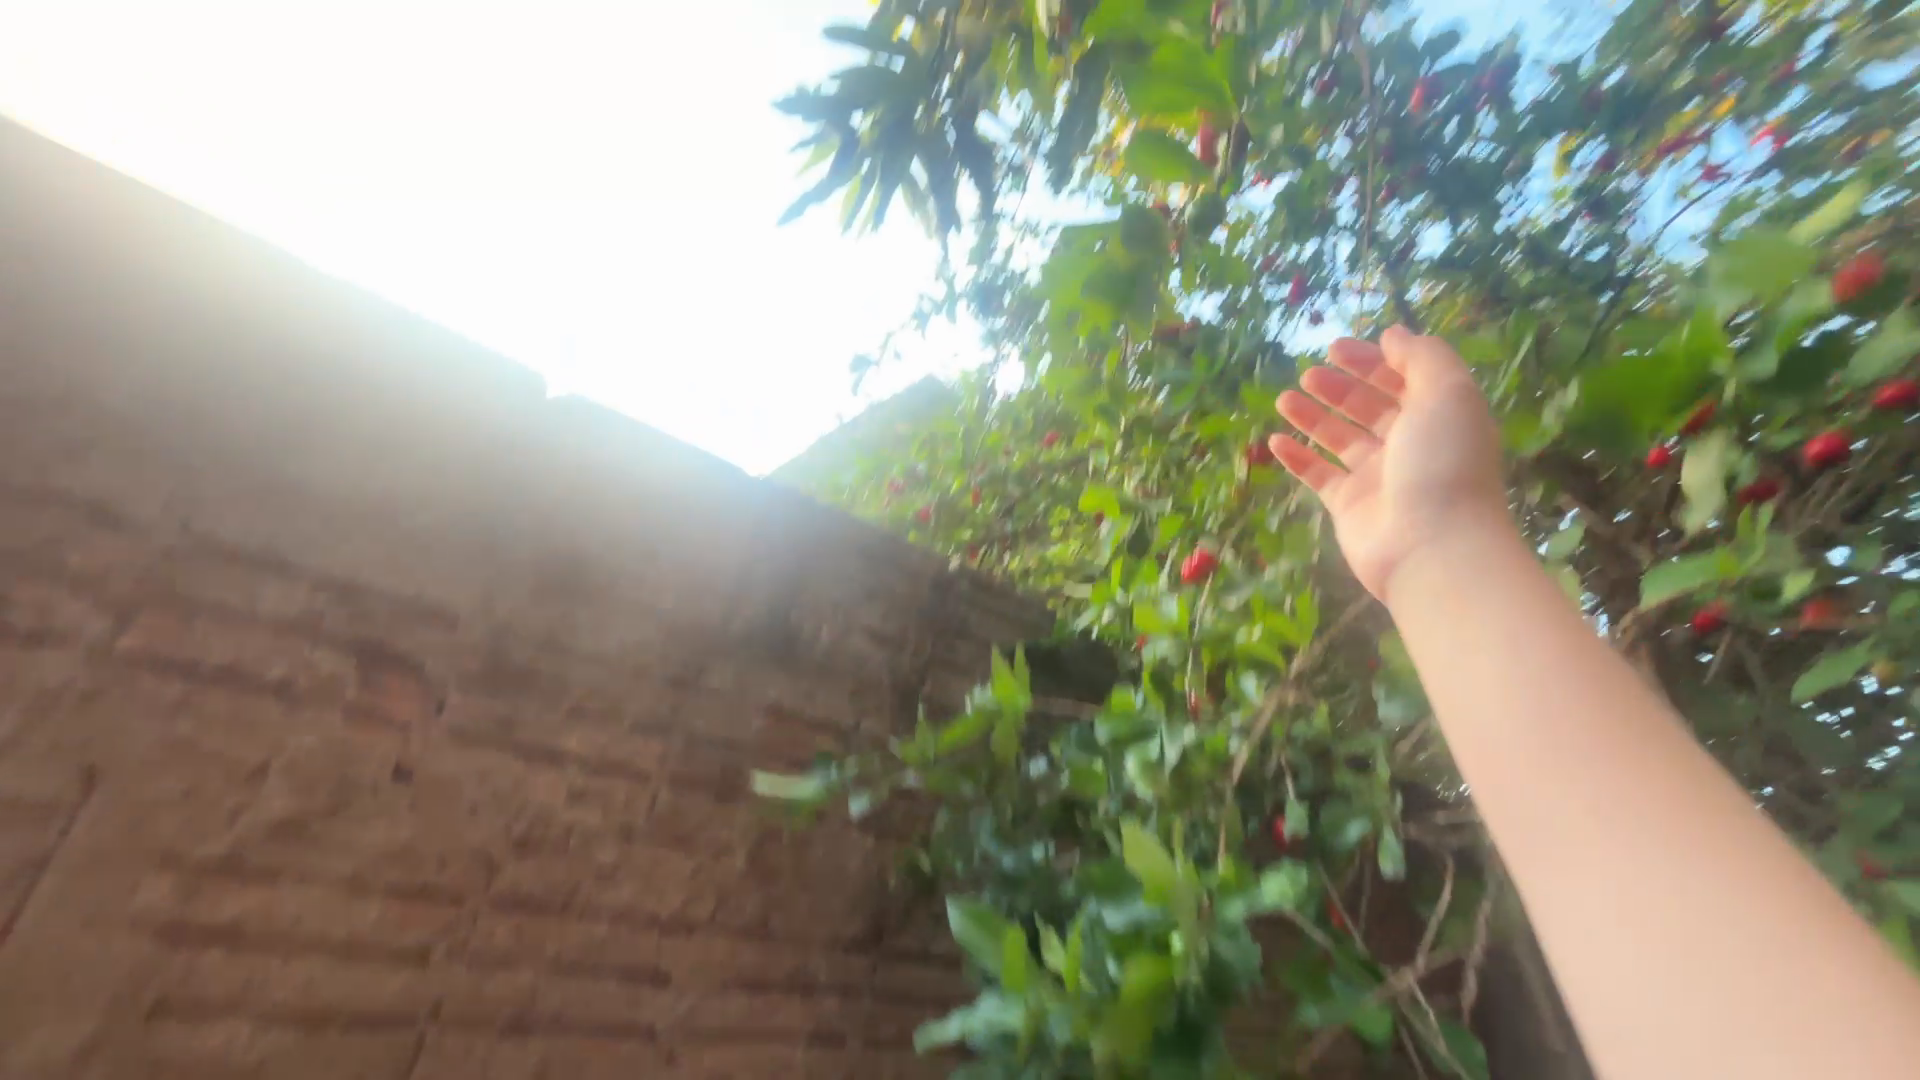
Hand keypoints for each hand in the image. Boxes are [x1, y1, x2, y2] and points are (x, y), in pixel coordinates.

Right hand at [1269, 327, 1510, 602]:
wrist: (1431, 544)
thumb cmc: (1442, 462)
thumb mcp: (1447, 394)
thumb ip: (1423, 357)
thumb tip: (1393, 334)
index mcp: (1438, 416)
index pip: (1403, 379)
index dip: (1372, 360)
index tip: (1336, 348)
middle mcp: (1409, 443)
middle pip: (1369, 407)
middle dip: (1339, 387)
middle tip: (1309, 374)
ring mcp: (1377, 476)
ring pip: (1339, 438)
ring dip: (1313, 416)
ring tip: (1284, 399)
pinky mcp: (1348, 504)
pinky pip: (1318, 474)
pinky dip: (1297, 457)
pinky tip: (1275, 441)